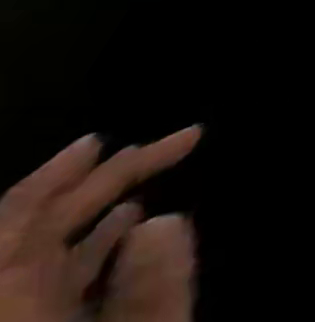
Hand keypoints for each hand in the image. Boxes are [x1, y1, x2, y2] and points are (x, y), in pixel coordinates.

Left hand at [0, 127, 201, 321]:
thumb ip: (154, 292)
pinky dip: (79, 251)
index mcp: (9, 311)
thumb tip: (160, 219)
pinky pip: (31, 288)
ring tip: (143, 177)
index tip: (140, 137)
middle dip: (92, 184)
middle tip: (170, 141)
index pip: (21, 227)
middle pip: (18, 237)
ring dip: (84, 213)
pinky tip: (125, 232)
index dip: (68, 176)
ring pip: (24, 261)